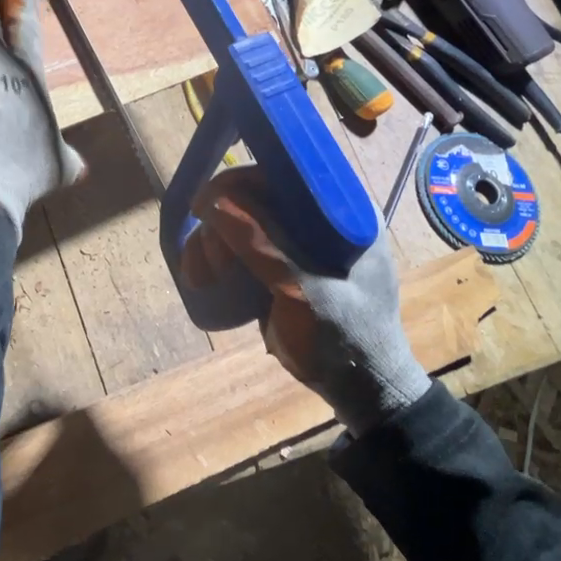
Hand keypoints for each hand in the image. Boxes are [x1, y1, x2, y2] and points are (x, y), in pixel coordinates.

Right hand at [181, 167, 429, 433]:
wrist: (358, 390)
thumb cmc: (341, 337)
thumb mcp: (300, 290)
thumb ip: (260, 243)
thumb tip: (210, 200)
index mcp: (343, 211)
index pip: (285, 170)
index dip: (241, 180)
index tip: (206, 205)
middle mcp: (320, 216)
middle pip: (252, 194)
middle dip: (219, 222)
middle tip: (210, 259)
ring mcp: (297, 240)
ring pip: (237, 219)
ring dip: (210, 243)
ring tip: (201, 276)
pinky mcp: (279, 262)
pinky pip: (236, 243)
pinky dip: (213, 256)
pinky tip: (202, 278)